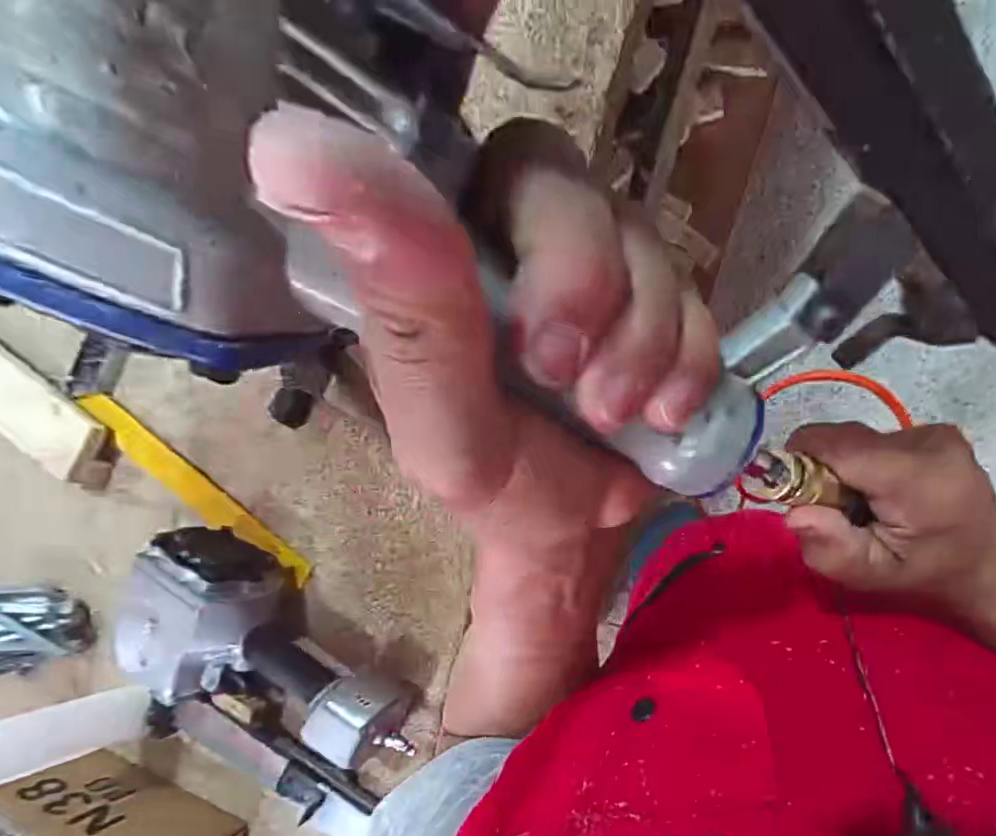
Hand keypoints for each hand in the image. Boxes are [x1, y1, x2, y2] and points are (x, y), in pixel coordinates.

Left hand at [248, 106, 719, 551]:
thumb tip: (294, 150)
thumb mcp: (442, 424)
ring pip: (652, 250)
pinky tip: (664, 416)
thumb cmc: (496, 480)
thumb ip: (407, 317)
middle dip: (590, 294)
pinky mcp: (670, 308)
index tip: (537, 346)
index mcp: (455, 246)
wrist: (575, 525)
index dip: (536, 237)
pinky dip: (690, 367)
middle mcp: (531, 237)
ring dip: (643, 345)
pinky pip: (701, 308)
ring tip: (615, 419)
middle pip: (579, 191)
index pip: (492, 165)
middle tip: (574, 385)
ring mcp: (611, 266)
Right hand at [783, 423, 995, 619]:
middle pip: (845, 439)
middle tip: (835, 510)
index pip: (838, 446)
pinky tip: (887, 493)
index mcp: (916, 479)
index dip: (803, 462)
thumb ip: (832, 549)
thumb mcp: (874, 578)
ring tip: (866, 505)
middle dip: (823, 470)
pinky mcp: (936, 430)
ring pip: (859, 438)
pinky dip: (867, 464)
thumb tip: (793, 514)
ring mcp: (936, 431)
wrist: (989, 564)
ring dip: (846, 468)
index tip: (793, 493)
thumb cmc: (928, 577)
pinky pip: (878, 440)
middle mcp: (929, 442)